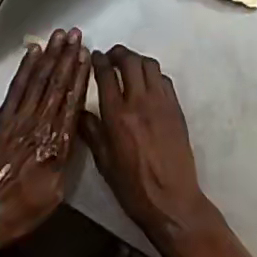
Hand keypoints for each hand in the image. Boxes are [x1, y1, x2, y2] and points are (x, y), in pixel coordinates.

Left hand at [0, 28, 90, 256]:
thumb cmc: (22, 208)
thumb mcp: (56, 193)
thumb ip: (67, 160)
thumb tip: (75, 133)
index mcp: (56, 145)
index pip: (72, 103)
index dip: (80, 76)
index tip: (87, 55)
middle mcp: (39, 125)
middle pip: (56, 85)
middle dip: (67, 58)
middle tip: (76, 34)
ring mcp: (18, 118)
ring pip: (38, 80)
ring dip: (50, 56)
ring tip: (59, 36)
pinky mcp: (1, 117)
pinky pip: (17, 87)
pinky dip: (26, 67)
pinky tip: (33, 52)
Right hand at [80, 45, 212, 251]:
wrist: (173, 204)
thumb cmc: (132, 187)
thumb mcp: (103, 162)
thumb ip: (91, 131)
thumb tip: (79, 111)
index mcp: (117, 115)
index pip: (106, 73)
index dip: (98, 60)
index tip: (94, 56)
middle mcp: (139, 102)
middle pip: (130, 61)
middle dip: (118, 53)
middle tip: (111, 58)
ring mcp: (161, 104)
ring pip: (150, 65)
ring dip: (137, 61)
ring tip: (129, 68)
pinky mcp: (177, 111)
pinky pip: (165, 80)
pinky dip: (153, 75)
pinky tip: (148, 86)